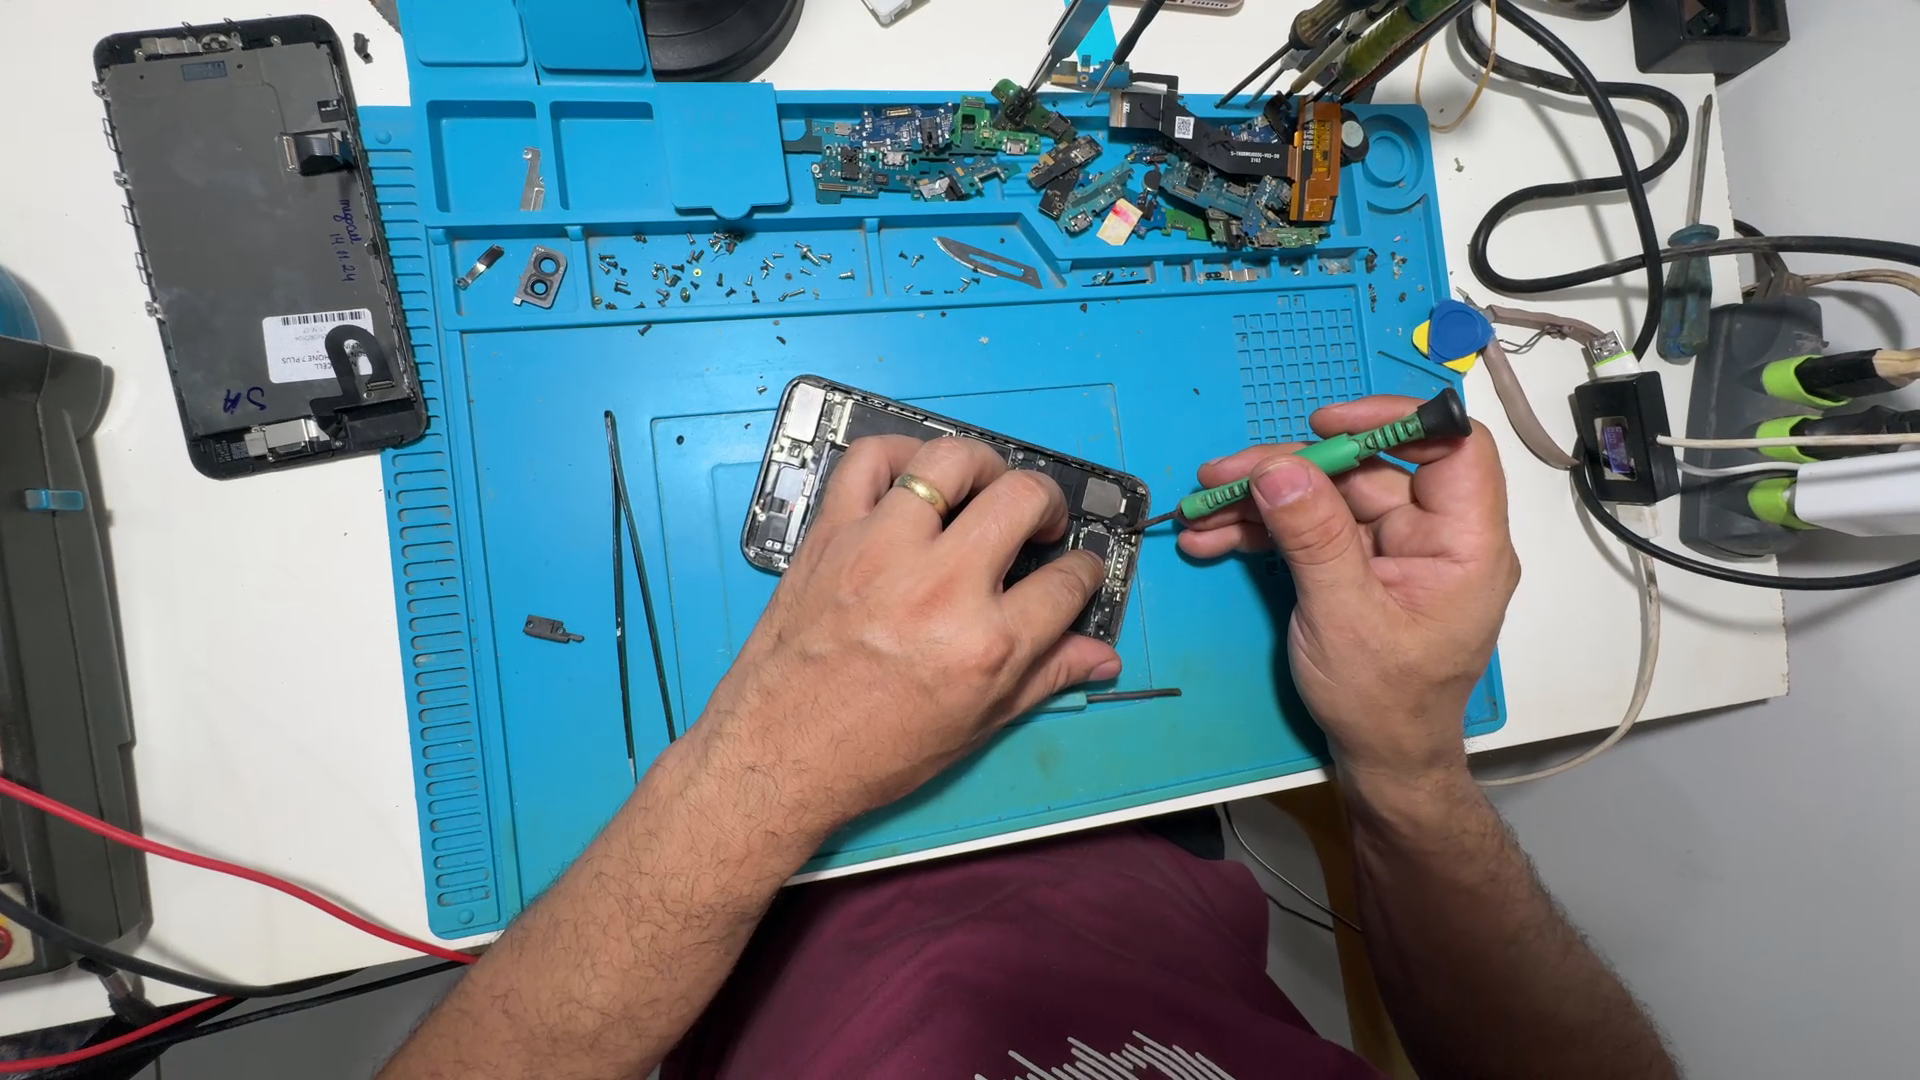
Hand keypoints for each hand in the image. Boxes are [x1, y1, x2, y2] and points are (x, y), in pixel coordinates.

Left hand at [700, 435, 1121, 829]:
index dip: (1086, 571)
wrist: (778, 754)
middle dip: (1049, 505)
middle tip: (1039, 524)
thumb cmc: (881, 751)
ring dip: (983, 465)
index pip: (1068, 582)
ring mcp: (881, 551)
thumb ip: (1046, 678)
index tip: (1077, 568)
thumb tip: (1106, 656)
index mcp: (986, 645)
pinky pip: (866, 461)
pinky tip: (913, 477)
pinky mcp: (832, 534)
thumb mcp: (977, 725)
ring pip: (948, 463)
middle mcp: (941, 586)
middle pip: (1022, 499)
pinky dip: (898, 455)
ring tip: (984, 487)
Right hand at [1178, 396, 1518, 786]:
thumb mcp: (1344, 617)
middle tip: (1219, 478)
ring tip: (1200, 513)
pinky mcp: (1348, 563)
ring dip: (1256, 503)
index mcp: (1460, 543)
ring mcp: (1384, 548)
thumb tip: (1276, 469)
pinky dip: (1256, 531)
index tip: (1322, 424)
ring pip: (1320, 498)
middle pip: (1360, 471)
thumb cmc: (1382, 698)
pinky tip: (1211, 539)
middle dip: (1284, 471)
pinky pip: (1302, 530)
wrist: (1375, 755)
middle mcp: (1427, 535)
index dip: (1392, 421)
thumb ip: (1313, 540)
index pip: (1451, 449)